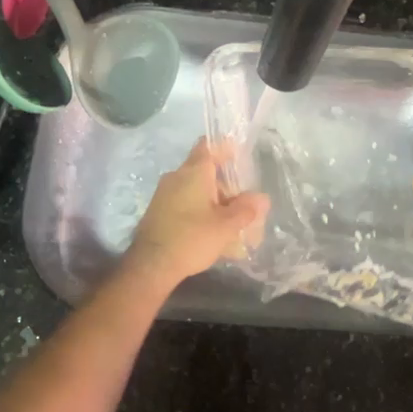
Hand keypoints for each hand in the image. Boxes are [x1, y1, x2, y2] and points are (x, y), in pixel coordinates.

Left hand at [124, 138, 269, 289]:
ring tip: (230, 219)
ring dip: (212, 198)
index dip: (225, 147)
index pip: (209, 145)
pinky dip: (199, 208)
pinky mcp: (158, 210)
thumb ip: (246, 210)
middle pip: (204, 169)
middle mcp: (177, 176)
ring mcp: (164, 193)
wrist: (150, 266)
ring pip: (194, 187)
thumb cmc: (191, 238)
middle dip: (224, 182)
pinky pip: (183, 201)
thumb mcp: (226, 226)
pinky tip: (210, 229)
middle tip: (242, 199)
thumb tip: (262, 198)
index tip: (240, 156)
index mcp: (194, 172)